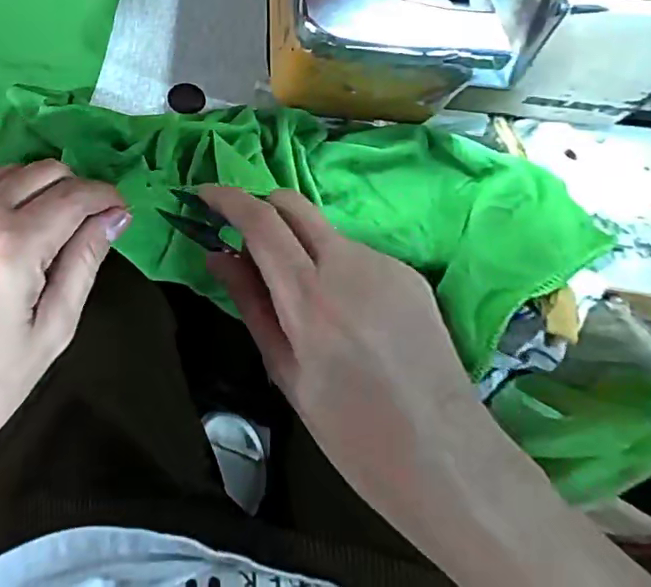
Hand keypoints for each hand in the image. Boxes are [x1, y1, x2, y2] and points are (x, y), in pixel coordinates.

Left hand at [0, 159, 128, 571]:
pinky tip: (8, 208)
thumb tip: (116, 216)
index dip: (108, 199)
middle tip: (90, 227)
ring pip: (14, 167)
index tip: (122, 214)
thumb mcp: (52, 331)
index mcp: (14, 245)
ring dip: (43, 185)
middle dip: (79, 191)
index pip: (77, 195)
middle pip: (49, 171)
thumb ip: (85, 261)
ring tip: (52, 225)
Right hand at [198, 186, 479, 514]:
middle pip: (293, 203)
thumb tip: (217, 255)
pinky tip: (347, 314)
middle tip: (244, 239)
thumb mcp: (286, 372)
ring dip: (300, 245)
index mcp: (310, 298)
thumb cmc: (351, 432)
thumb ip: (250, 304)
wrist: (445, 457)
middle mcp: (348, 265)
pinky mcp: (409, 272)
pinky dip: (335, 267)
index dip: (228, 198)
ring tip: (303, 299)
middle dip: (261, 207)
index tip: (205, 194)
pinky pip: (356, 254)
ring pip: (325, 231)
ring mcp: (384, 264)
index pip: (261, 222)